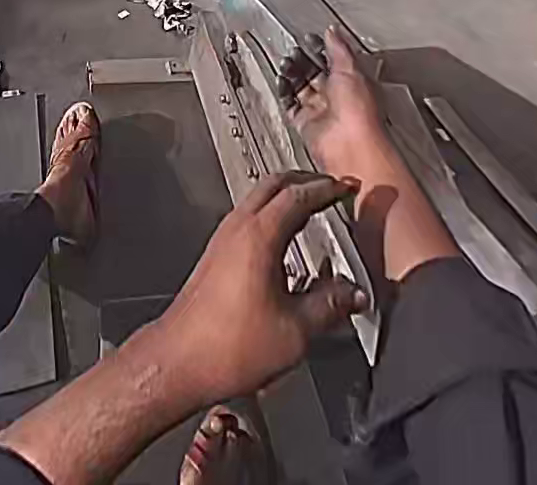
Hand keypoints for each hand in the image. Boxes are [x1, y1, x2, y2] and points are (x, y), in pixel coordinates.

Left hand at [141, 172, 368, 405]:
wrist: (182, 357)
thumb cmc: (227, 344)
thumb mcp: (296, 330)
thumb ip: (330, 305)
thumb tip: (353, 294)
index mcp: (258, 237)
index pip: (297, 195)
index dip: (326, 188)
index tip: (346, 186)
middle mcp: (237, 228)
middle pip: (273, 184)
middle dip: (306, 180)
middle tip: (332, 187)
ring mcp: (223, 237)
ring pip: (258, 197)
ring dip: (287, 195)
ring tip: (314, 207)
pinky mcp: (217, 252)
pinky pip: (248, 217)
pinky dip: (272, 214)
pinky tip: (287, 239)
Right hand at [292, 27, 383, 171]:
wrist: (348, 143)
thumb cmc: (358, 110)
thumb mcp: (350, 69)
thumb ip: (338, 48)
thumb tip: (331, 30)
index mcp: (352, 82)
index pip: (333, 60)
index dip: (320, 49)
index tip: (309, 39)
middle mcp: (336, 96)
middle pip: (314, 72)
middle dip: (303, 60)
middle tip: (294, 51)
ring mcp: (320, 109)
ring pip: (300, 86)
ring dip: (292, 73)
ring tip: (286, 63)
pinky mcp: (305, 122)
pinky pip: (289, 103)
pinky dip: (283, 91)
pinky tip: (281, 80)